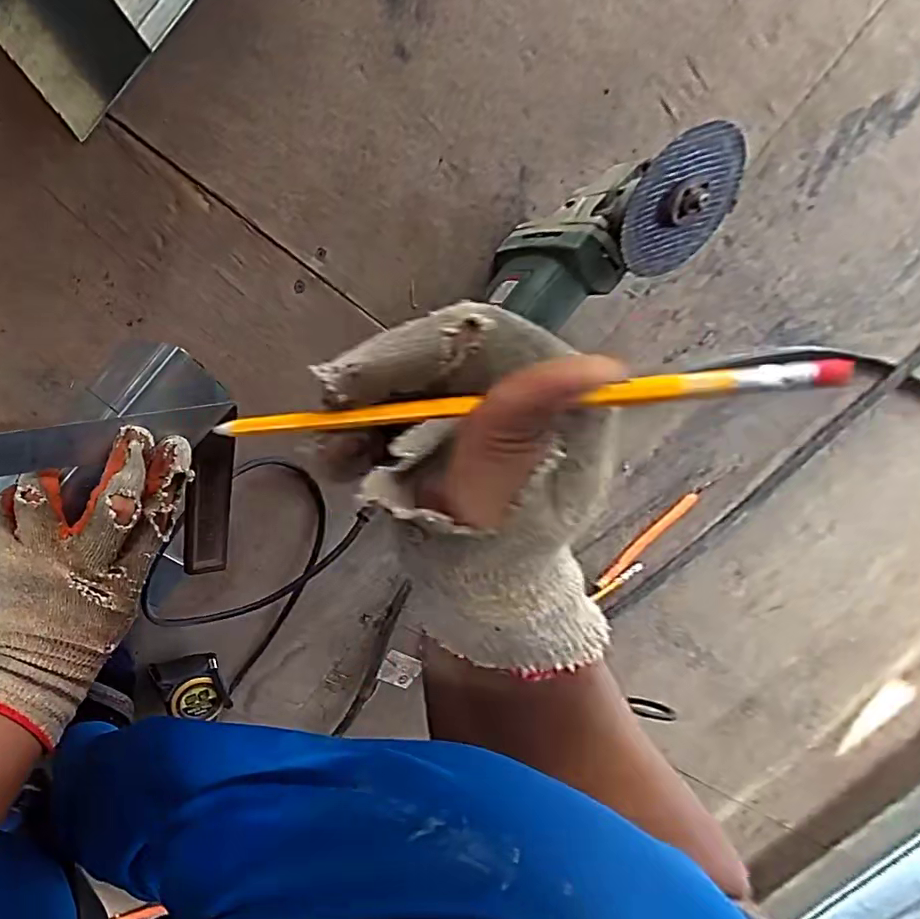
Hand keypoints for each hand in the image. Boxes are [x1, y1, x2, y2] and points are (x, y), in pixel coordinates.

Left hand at [0, 427, 191, 747]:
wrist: (28, 670)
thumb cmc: (77, 638)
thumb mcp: (119, 602)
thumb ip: (130, 557)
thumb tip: (139, 506)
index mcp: (118, 580)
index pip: (153, 522)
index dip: (165, 481)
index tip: (171, 451)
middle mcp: (80, 564)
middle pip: (111, 503)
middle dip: (126, 463)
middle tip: (131, 439)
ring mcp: (36, 558)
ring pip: (43, 497)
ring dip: (48, 478)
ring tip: (50, 476)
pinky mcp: (1, 557)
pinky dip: (6, 502)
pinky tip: (15, 501)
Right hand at [308, 302, 623, 672]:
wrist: (475, 583)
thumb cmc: (493, 551)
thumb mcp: (498, 500)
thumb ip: (515, 437)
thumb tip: (592, 366)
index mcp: (556, 393)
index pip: (478, 336)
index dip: (405, 352)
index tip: (347, 390)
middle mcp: (516, 383)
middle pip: (427, 352)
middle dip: (367, 389)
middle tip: (328, 429)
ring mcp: (471, 399)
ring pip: (397, 378)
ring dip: (354, 415)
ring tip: (334, 459)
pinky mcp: (438, 417)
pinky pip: (384, 405)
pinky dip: (355, 430)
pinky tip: (343, 462)